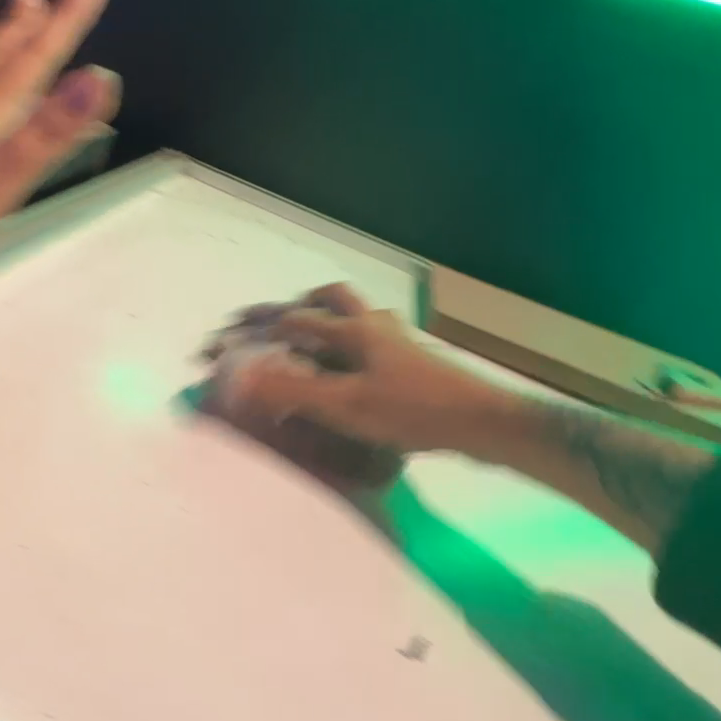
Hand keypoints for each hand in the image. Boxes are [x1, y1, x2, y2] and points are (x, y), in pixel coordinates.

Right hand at [225, 284, 522, 457]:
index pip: (300, 320)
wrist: (482, 422)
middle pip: (336, 298)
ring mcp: (400, 341)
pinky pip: (377, 340)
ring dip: (335, 321)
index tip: (238, 335)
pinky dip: (358, 345)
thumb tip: (240, 381)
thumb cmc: (410, 409)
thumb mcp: (345, 405)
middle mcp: (376, 325)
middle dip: (306, 303)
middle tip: (284, 320)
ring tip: (318, 343)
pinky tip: (358, 371)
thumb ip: (293, 392)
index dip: (265, 327)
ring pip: (361, 316)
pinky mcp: (417, 360)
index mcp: (354, 330)